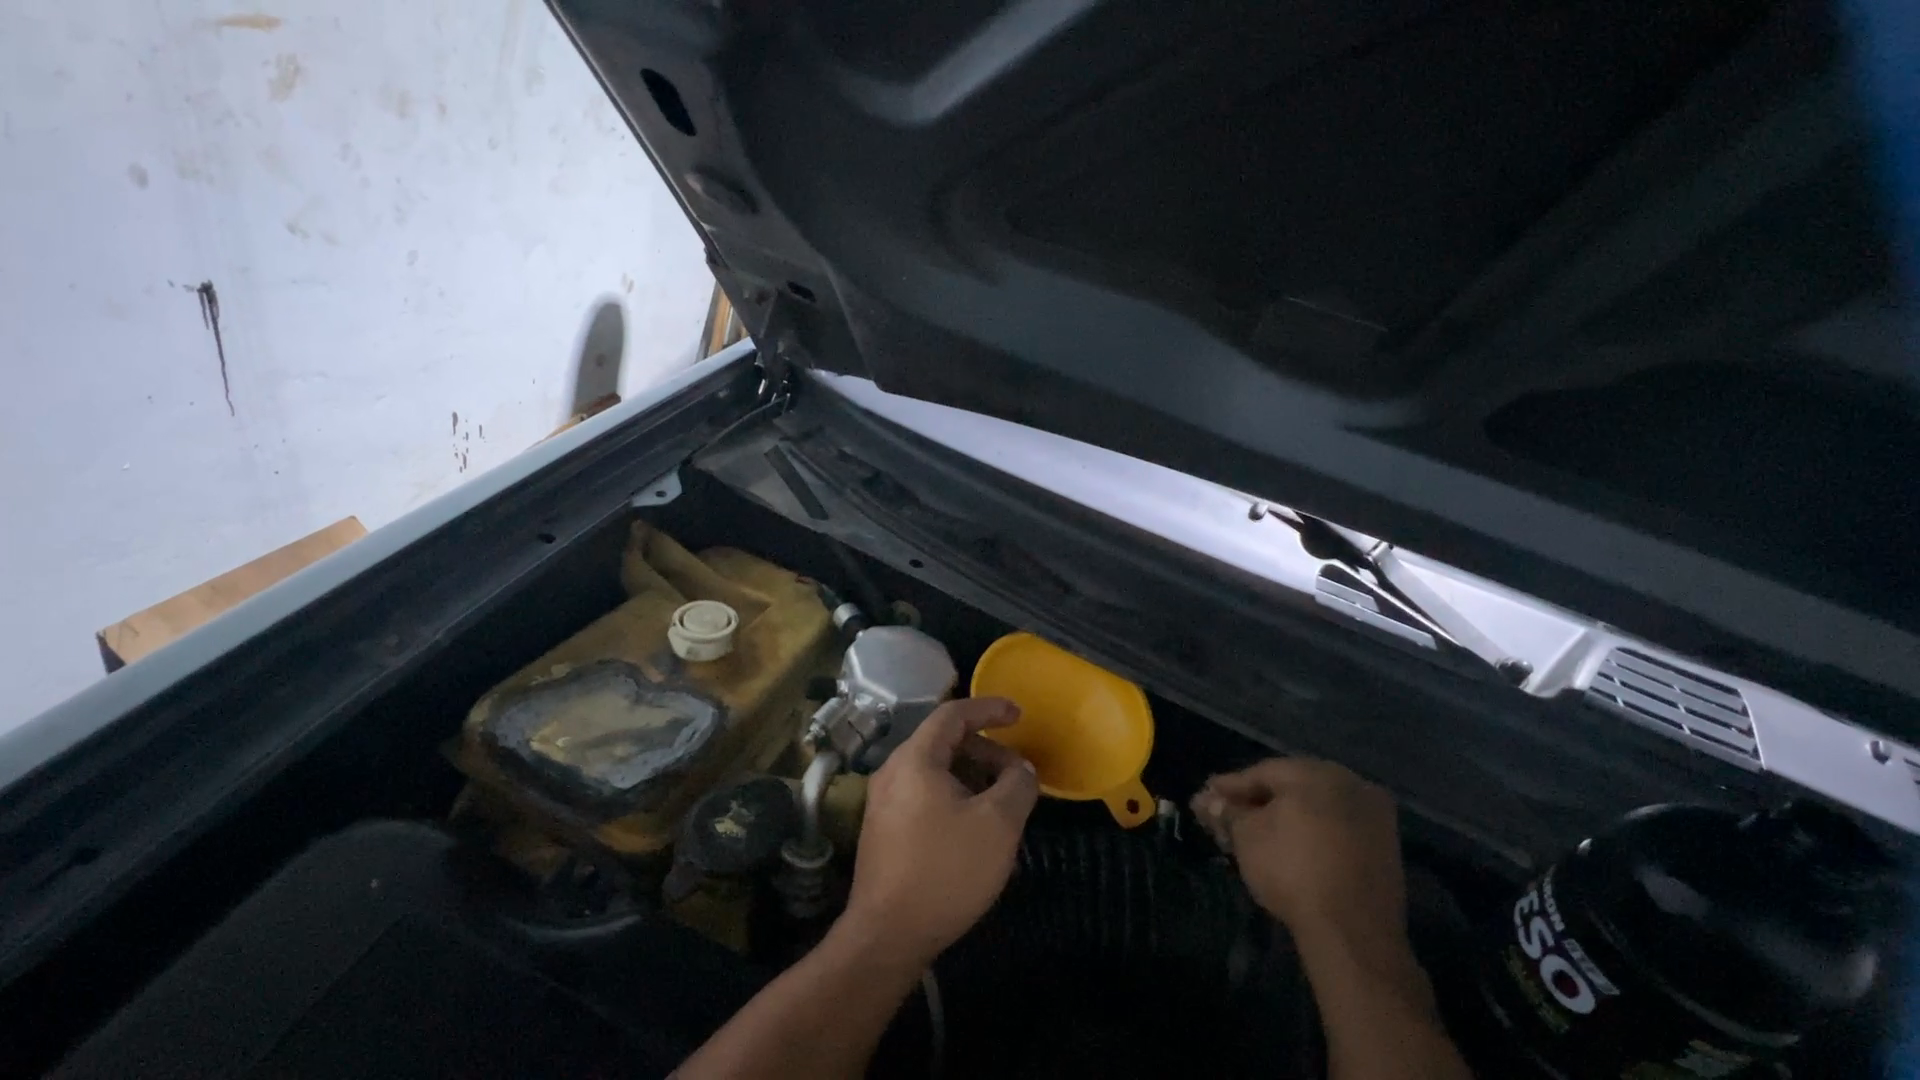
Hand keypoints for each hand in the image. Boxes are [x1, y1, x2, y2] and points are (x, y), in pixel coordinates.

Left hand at [838, 697, 1038, 968]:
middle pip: (943, 743)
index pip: (952, 714)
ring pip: (935, 773)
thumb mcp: (998, 824)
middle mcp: (892, 773)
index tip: (1018, 716)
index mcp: (915, 759)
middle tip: (1018, 775)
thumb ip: (1017, 785)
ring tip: (1003, 806)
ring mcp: (883, 803)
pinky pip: (924, 797)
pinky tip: (976, 831)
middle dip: (986, 751)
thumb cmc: (945, 871)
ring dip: (973, 778)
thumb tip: (1021, 770)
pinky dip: (955, 798)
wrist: (887, 935)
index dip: (988, 709)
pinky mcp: (884, 832)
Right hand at [1191, 758, 1404, 942]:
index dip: (1230, 786)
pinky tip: (1292, 847)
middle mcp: (1351, 783)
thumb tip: (1210, 800)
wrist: (1353, 930)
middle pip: (1292, 786)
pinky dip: (1312, 833)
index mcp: (1317, 772)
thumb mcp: (1247, 837)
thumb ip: (1227, 812)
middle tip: (1228, 816)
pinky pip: (1337, 828)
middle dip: (1258, 801)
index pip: (1263, 772)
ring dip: (1285, 817)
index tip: (1204, 798)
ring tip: (1255, 833)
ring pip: (1317, 807)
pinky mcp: (1385, 846)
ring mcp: (1373, 815)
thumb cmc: (1292, 870)